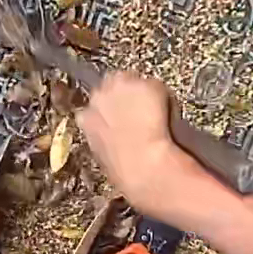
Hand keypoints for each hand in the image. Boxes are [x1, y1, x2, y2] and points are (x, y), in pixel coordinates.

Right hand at [77, 72, 226, 223]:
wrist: (144, 166)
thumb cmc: (124, 172)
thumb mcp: (102, 155)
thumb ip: (103, 136)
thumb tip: (113, 133)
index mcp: (85, 118)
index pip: (95, 102)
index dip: (110, 109)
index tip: (121, 118)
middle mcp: (99, 96)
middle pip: (111, 85)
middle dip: (123, 96)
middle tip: (138, 113)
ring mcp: (123, 87)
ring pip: (132, 81)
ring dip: (140, 93)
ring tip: (154, 114)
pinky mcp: (147, 84)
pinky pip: (154, 86)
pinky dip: (161, 96)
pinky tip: (167, 114)